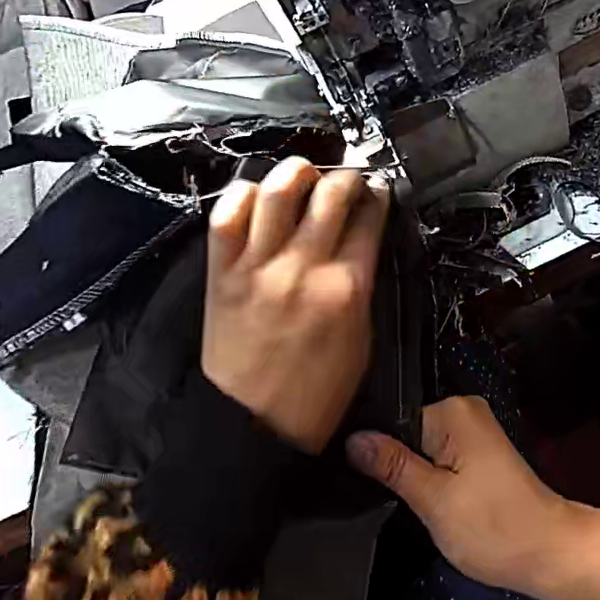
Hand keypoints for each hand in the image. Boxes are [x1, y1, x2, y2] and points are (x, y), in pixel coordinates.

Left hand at [203, 157, 390, 453]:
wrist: (251, 427)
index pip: (369, 219)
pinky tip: (258, 197)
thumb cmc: (317, 392)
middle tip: (347, 183)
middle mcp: (302, 267)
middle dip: (347, 178)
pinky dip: (243, 195)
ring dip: (297, 172)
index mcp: (346, 288)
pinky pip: (227, 216)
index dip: (378, 196)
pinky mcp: (221, 273)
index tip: (377, 191)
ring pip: (278, 191)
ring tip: (304, 177)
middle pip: (330, 193)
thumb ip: (362, 283)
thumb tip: (362, 239)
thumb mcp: (362, 338)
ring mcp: (257, 267)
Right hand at [347, 396, 599, 599]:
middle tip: (372, 492)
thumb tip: (353, 438)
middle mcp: (463, 408)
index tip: (353, 473)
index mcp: (452, 410)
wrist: (550, 552)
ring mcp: (473, 428)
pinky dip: (426, 474)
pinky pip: (438, 453)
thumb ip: (392, 465)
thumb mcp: (434, 501)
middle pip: (407, 429)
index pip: (394, 417)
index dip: (375, 447)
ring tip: (390, 495)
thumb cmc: (493, 527)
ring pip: (420, 444)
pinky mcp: (478, 449)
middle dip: (391, 459)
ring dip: (408, 470)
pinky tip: (417, 495)